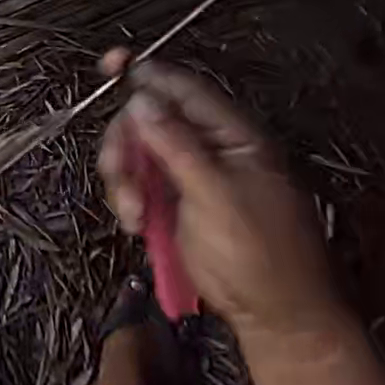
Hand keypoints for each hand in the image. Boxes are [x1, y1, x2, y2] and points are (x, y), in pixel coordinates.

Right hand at [96, 48, 342, 339]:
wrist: (274, 319)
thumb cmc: (260, 255)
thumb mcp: (216, 194)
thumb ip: (176, 144)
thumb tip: (141, 97)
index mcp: (230, 134)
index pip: (182, 87)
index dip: (146, 72)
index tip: (111, 64)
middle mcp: (206, 146)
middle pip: (148, 118)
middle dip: (126, 142)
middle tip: (117, 169)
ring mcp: (187, 173)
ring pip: (135, 150)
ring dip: (123, 177)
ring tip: (133, 212)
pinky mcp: (171, 200)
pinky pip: (135, 181)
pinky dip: (127, 198)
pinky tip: (136, 222)